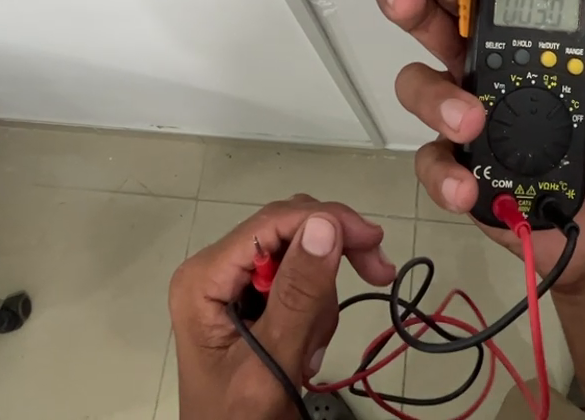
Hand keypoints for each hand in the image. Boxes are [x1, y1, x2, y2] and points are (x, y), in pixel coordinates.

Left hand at [169, 196, 395, 418]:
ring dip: (321, 298)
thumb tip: (325, 224)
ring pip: (301, 252)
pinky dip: (316, 308)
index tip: (374, 240)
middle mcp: (217, 267)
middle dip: (330, 257)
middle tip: (379, 272)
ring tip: (311, 351)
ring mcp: (234, 281)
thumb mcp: (270, 365)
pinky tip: (307, 348)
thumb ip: (298, 296)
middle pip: (289, 229)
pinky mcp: (251, 295)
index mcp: (205, 277)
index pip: (273, 221)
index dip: (326, 219)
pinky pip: (299, 279)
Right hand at [375, 0, 584, 288]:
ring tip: (470, 121)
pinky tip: (468, 182)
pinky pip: (429, 160)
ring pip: (416, 84)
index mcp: (524, 35)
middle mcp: (486, 67)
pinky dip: (442, 171)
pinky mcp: (460, 168)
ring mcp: (466, 117)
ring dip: (432, 95)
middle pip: (430, 21)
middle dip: (409, 1)